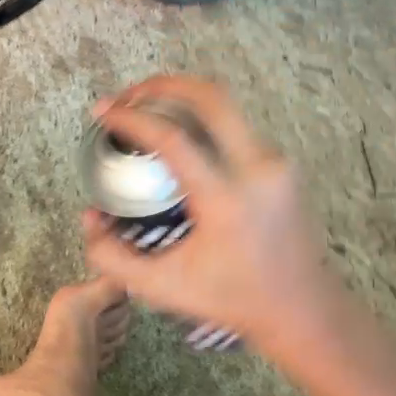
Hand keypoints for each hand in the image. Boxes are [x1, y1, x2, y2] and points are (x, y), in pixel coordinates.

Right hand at [81, 76, 336, 352]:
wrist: (305, 310)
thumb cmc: (232, 299)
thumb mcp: (162, 288)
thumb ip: (113, 257)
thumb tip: (90, 215)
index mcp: (226, 201)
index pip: (173, 140)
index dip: (131, 119)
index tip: (102, 112)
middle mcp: (257, 171)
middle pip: (209, 97)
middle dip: (162, 85)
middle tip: (127, 95)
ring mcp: (275, 163)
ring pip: (224, 105)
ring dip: (180, 96)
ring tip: (145, 109)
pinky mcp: (281, 164)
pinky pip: (234, 122)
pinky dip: (198, 115)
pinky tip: (174, 132)